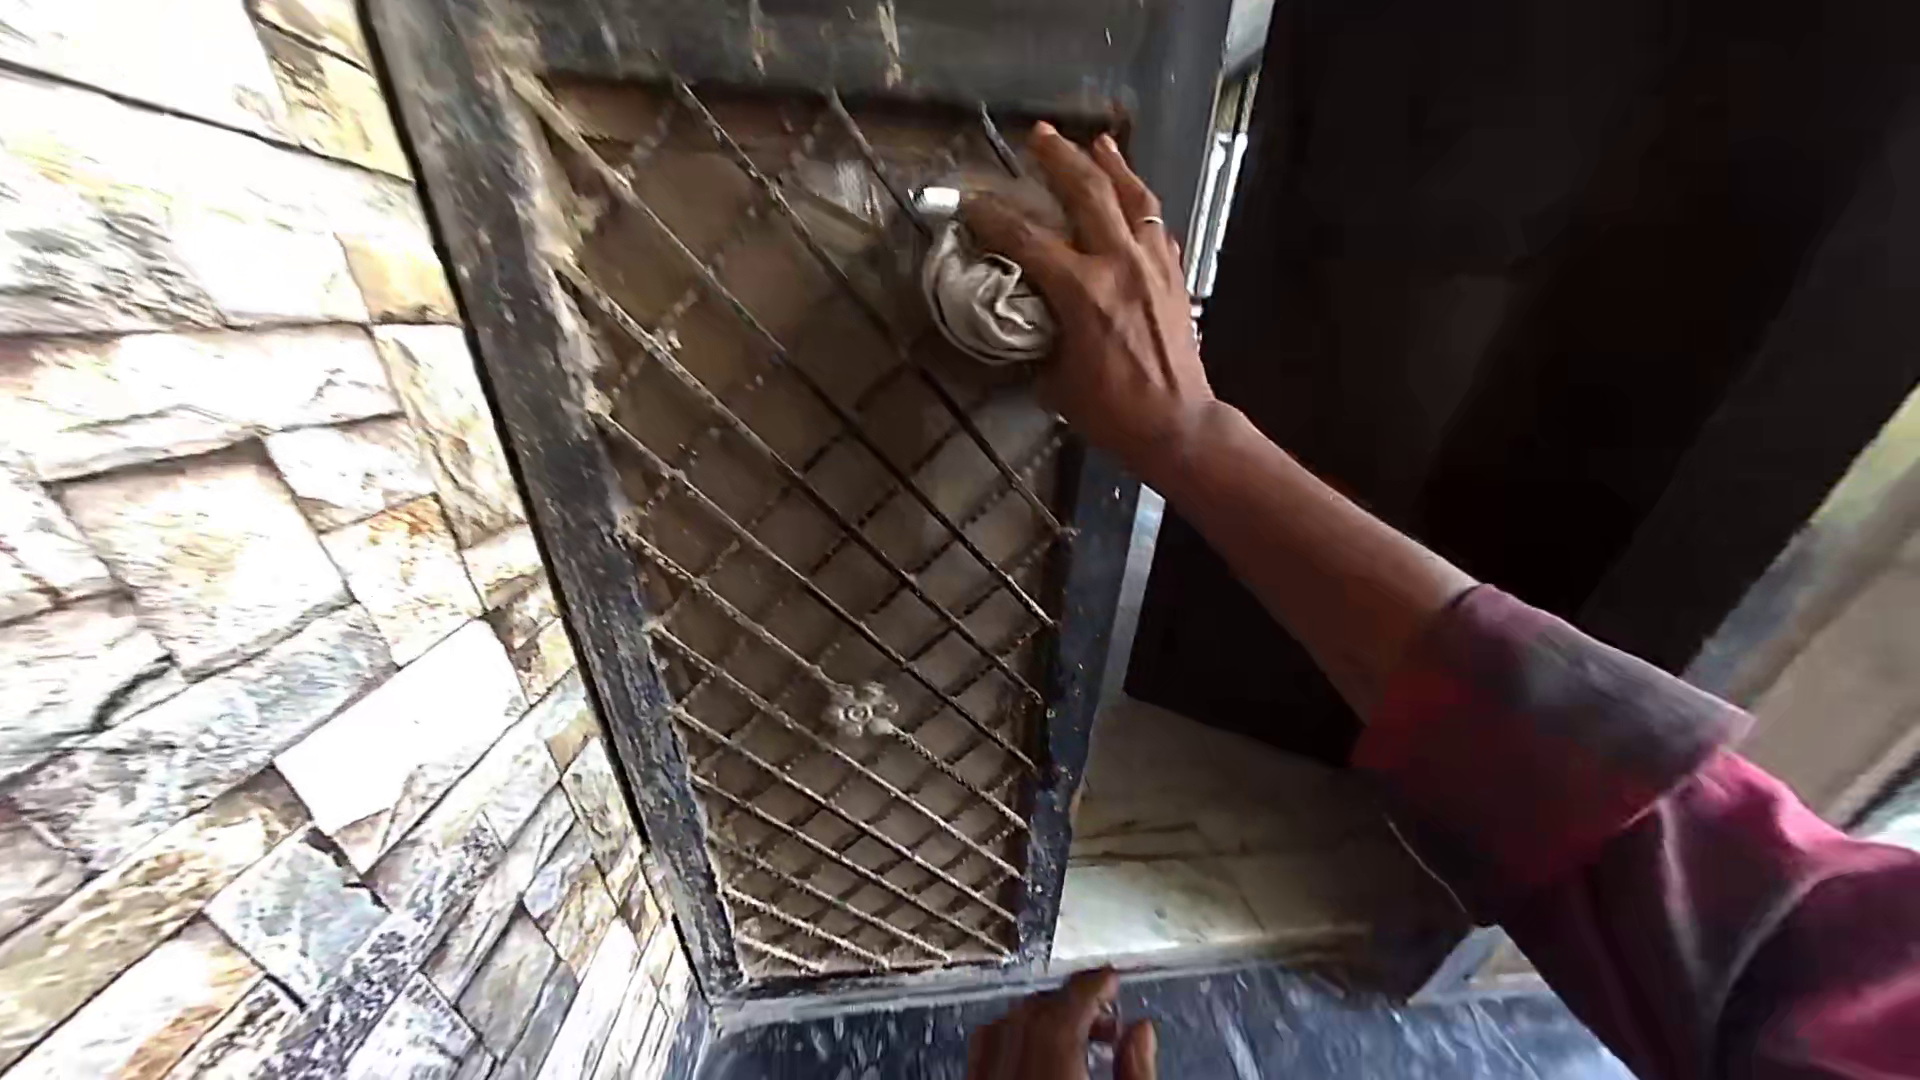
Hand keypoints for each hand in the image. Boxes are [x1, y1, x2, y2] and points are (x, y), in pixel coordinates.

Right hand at [963, 123, 1215, 485]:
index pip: (1027, 241)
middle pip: (1087, 192)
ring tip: (1096, 144)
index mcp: (1082, 292)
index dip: (994, 218)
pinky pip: (1157, 225)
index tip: (973, 202)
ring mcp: (1153, 264)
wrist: (1176, 423)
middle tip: (1039, 136)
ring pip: (1133, 196)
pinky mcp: (1175, 274)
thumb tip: (1028, 332)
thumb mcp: (1058, 382)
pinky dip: (1141, 205)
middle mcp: (1119, 263)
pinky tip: (1133, 199)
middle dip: (1059, 158)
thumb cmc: (1111, 411)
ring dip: (1111, 165)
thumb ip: (1040, 347)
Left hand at [966, 967, 1156, 1079]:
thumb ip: (1137, 1071)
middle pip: (1036, 1008)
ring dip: (1041, 1019)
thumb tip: (1143, 1029)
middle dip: (1071, 1002)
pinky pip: (983, 1052)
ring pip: (1006, 1025)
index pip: (1071, 1000)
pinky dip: (1009, 1040)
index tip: (1113, 977)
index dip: (1096, 983)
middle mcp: (1008, 1061)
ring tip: (1078, 1040)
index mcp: (1050, 1058)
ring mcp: (984, 1075)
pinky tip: (1036, 1056)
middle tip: (1104, 1015)